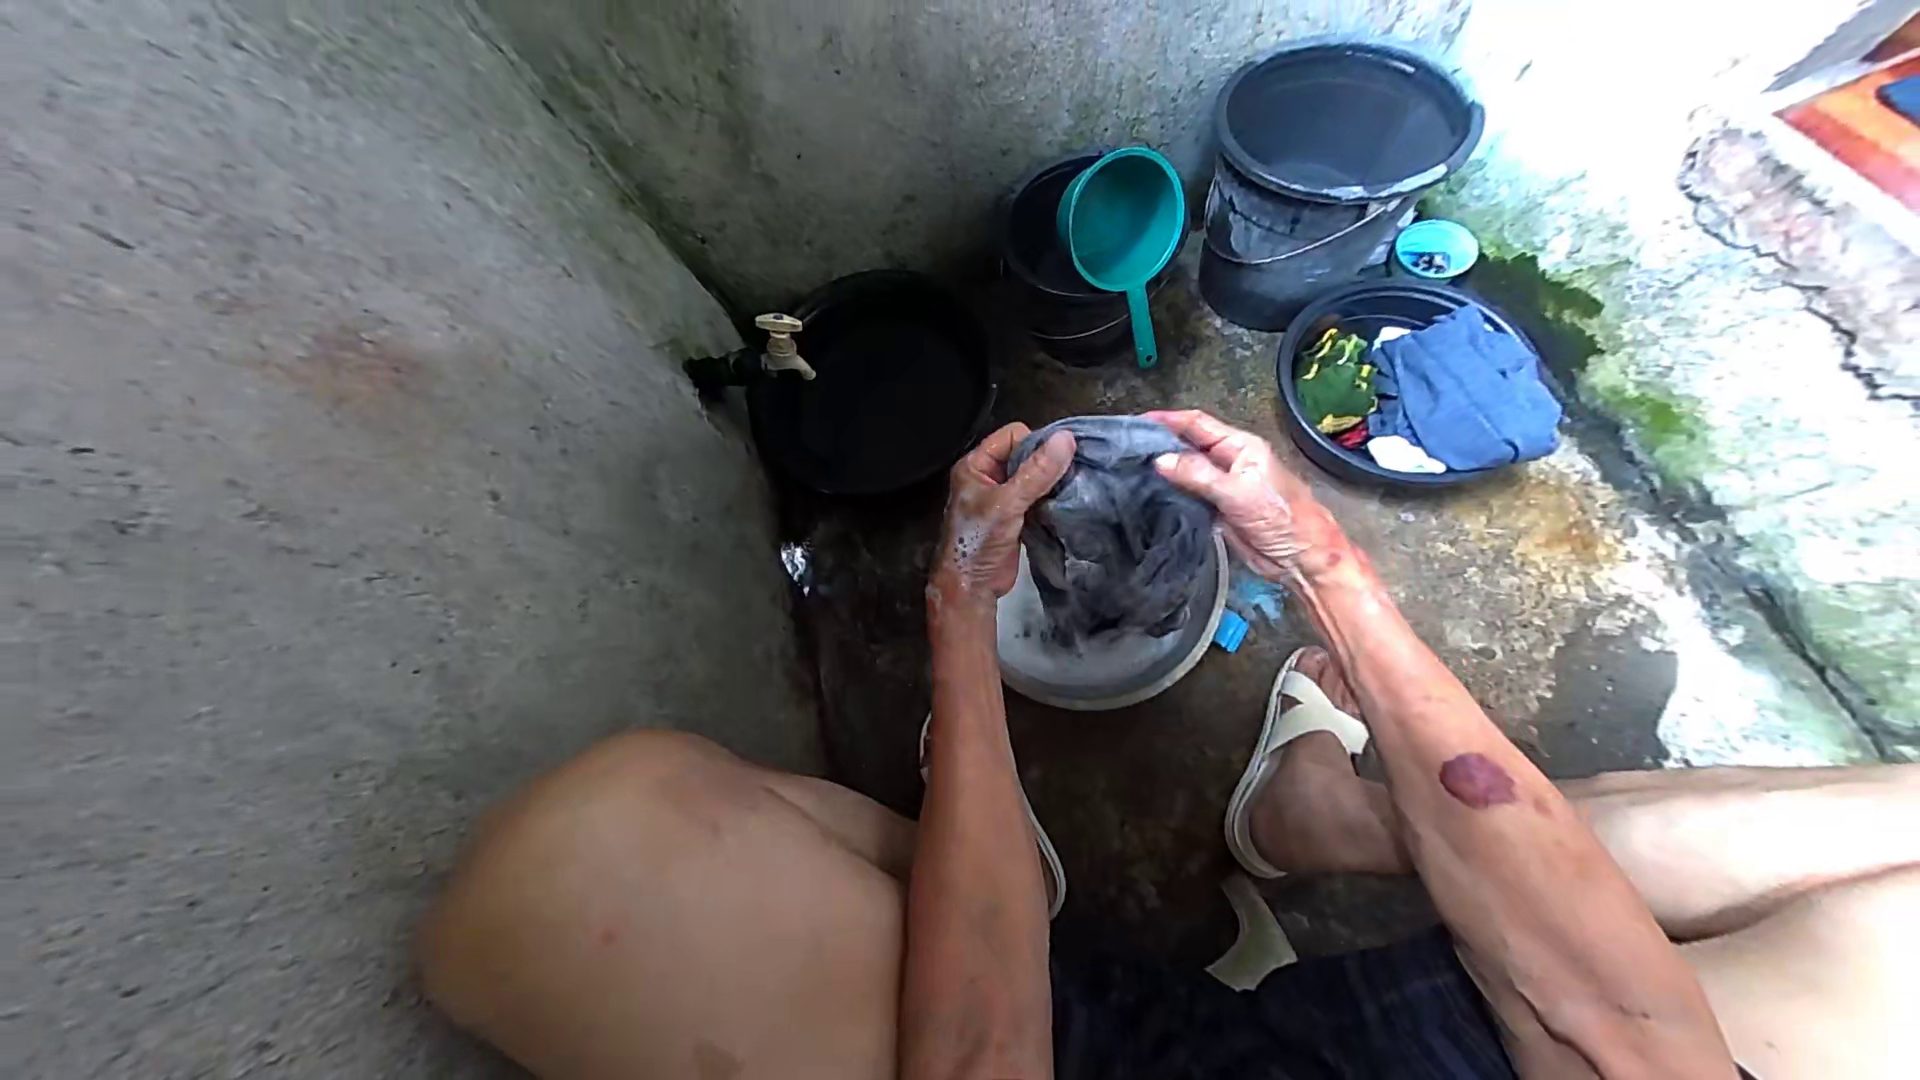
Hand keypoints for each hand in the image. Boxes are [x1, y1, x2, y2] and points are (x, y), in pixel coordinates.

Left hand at [931, 422, 1075, 606]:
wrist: (972, 586)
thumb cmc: (978, 542)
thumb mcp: (1007, 502)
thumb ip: (1037, 472)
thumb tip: (1066, 440)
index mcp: (976, 465)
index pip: (1013, 435)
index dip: (1035, 443)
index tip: (1055, 461)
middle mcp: (988, 477)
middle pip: (1026, 454)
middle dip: (1047, 463)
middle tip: (1068, 474)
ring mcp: (1002, 497)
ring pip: (1034, 477)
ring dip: (1051, 482)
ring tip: (1069, 488)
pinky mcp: (1016, 516)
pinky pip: (1038, 497)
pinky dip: (1051, 498)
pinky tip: (1065, 502)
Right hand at [1144, 410, 1345, 581]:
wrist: (1301, 558)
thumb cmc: (1282, 518)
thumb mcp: (1239, 492)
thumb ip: (1198, 475)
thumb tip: (1160, 460)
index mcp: (1240, 447)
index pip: (1197, 424)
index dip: (1168, 420)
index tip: (1138, 422)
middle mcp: (1228, 462)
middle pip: (1188, 446)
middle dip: (1160, 443)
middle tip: (1127, 447)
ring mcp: (1221, 486)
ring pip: (1185, 471)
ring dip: (1163, 469)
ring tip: (1130, 468)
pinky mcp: (1215, 509)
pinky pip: (1187, 495)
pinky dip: (1169, 493)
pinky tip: (1149, 494)